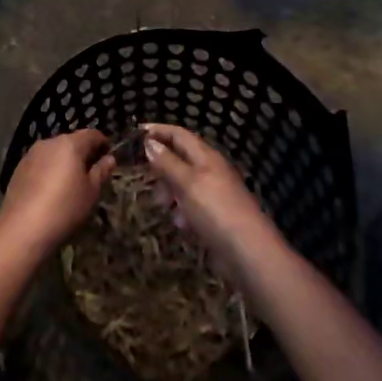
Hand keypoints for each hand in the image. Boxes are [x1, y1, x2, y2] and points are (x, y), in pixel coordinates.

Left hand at [0, 130, 115, 250]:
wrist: (20, 232)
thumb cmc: (64, 209)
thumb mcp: (91, 192)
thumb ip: (101, 171)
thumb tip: (109, 158)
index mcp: (70, 144)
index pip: (93, 134)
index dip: (103, 144)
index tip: (108, 158)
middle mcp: (49, 143)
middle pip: (72, 142)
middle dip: (83, 153)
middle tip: (90, 174)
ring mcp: (30, 156)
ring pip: (54, 153)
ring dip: (64, 162)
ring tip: (69, 184)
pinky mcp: (17, 170)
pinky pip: (40, 164)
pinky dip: (49, 171)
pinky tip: (50, 191)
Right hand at [142, 124, 278, 274]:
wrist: (246, 249)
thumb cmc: (215, 209)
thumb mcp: (188, 182)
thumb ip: (169, 163)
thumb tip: (150, 142)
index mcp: (206, 156)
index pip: (179, 134)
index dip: (158, 131)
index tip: (135, 134)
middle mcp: (209, 170)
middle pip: (179, 159)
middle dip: (161, 170)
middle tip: (149, 183)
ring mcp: (212, 193)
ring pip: (181, 186)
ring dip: (170, 195)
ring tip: (166, 207)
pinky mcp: (212, 216)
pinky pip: (189, 208)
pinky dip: (181, 214)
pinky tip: (183, 226)